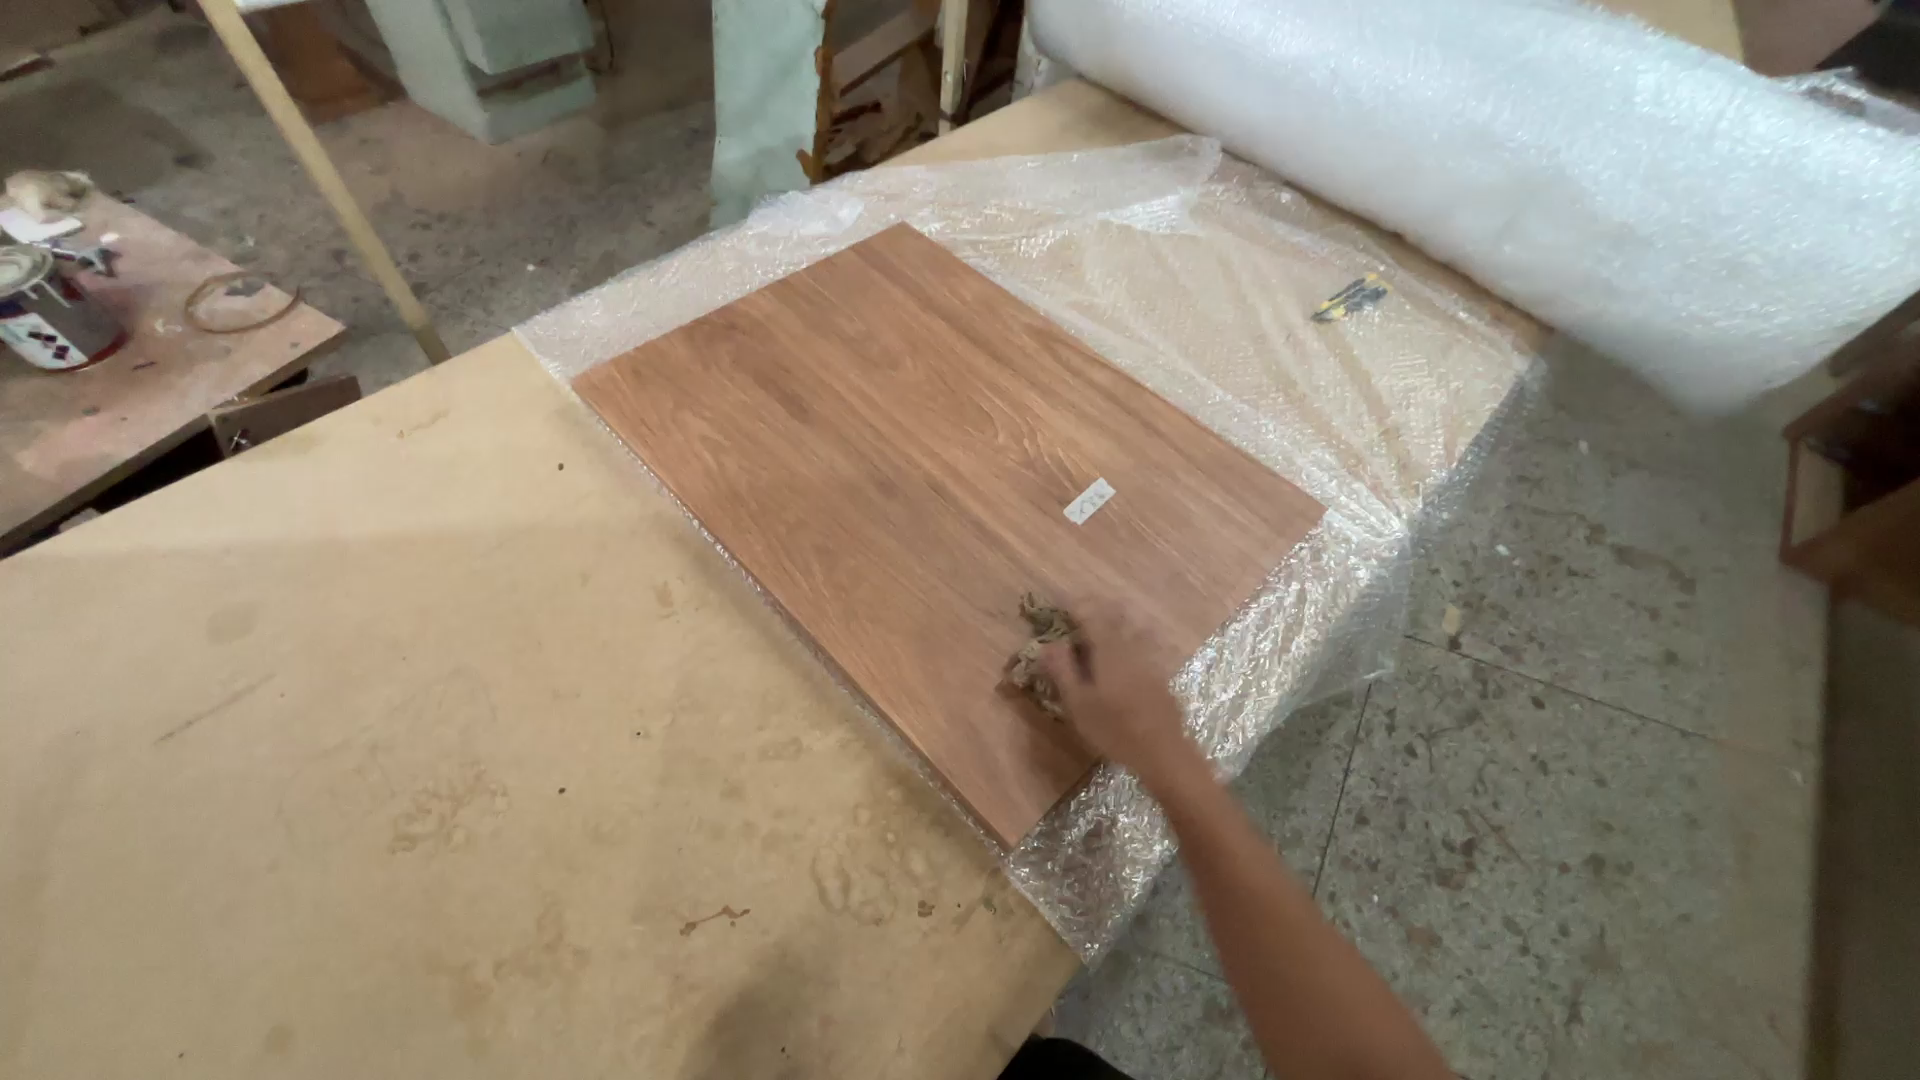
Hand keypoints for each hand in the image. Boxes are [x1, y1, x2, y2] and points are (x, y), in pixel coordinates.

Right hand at [1038, 602, 1202, 789]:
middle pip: (1114, 615)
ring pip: (1132, 626)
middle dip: (1094, 608)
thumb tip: (1048, 644)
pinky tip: (1125, 651)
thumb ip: (1062, 669)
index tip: (1058, 603)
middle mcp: (1131, 645)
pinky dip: (1130, 637)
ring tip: (1099, 627)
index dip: (1072, 606)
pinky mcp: (1161, 673)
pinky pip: (1145, 642)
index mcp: (1108, 648)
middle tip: (1076, 612)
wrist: (1163, 751)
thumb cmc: (1114, 729)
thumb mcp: (1078, 703)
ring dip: (1114, 620)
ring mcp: (1150, 658)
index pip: (1089, 614)